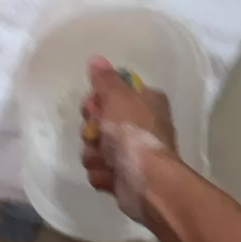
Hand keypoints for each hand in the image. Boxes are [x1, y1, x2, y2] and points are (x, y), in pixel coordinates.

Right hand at [80, 56, 178, 224]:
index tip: (94, 107)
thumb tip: (96, 59)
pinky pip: (99, 169)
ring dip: (95, 154)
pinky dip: (102, 173)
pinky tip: (111, 175)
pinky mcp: (123, 176)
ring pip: (95, 147)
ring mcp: (132, 153)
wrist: (147, 182)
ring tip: (107, 159)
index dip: (98, 100)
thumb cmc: (134, 134)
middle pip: (99, 121)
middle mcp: (141, 126)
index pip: (113, 93)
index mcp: (146, 102)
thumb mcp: (118, 98)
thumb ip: (105, 79)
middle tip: (98, 134)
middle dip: (93, 130)